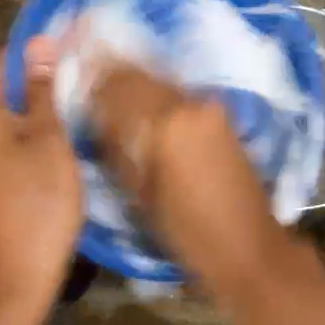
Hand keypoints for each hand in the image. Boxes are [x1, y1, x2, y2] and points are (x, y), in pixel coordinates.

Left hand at [0, 43, 83, 323]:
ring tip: (73, 113)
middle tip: (79, 85)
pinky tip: (53, 149)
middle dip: (35, 83)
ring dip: (31, 113)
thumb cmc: (38, 203)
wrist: (12, 281)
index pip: (0, 60)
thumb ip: (42, 89)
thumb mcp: (50, 140)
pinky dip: (23, 139)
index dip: (33, 51)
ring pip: (1, 120)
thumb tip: (38, 42)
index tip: (69, 52)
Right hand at [87, 63, 291, 297]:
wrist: (248, 248)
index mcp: (165, 122)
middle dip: (113, 78)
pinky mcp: (222, 115)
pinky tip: (145, 112)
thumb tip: (97, 121)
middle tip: (91, 85)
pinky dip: (158, 97)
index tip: (76, 81)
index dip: (94, 82)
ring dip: (136, 85)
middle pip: (140, 76)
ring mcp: (209, 106)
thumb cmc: (187, 232)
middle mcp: (188, 102)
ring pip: (160, 82)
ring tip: (114, 98)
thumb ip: (116, 148)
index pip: (117, 86)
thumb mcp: (139, 193)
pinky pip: (179, 95)